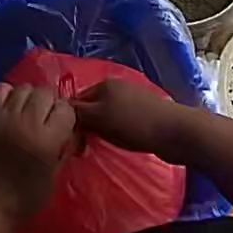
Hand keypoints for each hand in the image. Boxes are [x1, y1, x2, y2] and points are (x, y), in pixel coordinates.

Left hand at [0, 83, 75, 222]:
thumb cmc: (27, 195)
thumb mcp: (56, 174)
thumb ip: (66, 147)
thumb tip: (74, 129)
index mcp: (48, 139)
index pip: (66, 108)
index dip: (66, 116)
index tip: (62, 126)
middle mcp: (28, 121)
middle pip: (46, 92)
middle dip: (50, 103)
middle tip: (45, 118)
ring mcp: (7, 116)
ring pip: (25, 87)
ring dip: (30, 97)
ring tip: (28, 112)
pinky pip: (1, 89)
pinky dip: (8, 93)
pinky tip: (11, 107)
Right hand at [72, 80, 191, 159]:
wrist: (175, 132)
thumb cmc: (135, 123)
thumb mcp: (100, 117)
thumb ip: (78, 114)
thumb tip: (58, 111)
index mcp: (104, 85)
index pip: (75, 100)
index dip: (67, 119)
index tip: (62, 140)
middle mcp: (116, 88)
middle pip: (90, 108)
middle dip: (82, 125)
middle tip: (76, 148)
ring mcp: (130, 101)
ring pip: (104, 117)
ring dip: (97, 131)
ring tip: (91, 148)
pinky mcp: (142, 115)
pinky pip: (118, 124)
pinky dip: (112, 133)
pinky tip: (113, 145)